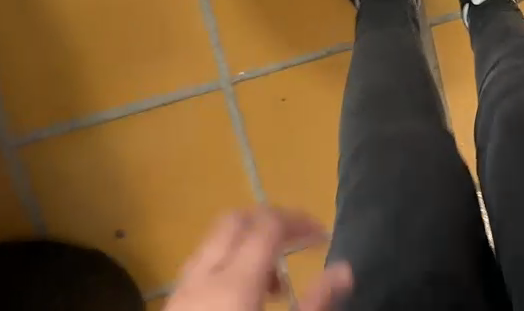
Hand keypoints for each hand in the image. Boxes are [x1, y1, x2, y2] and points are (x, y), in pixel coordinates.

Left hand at [164, 207, 352, 310]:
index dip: (298, 221)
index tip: (322, 237)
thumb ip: (315, 304)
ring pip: (212, 244)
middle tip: (297, 244)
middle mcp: (202, 279)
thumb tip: (344, 271)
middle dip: (268, 223)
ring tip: (272, 280)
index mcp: (233, 283)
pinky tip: (240, 302)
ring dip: (244, 245)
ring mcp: (179, 298)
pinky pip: (198, 270)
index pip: (268, 225)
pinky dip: (224, 267)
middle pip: (235, 221)